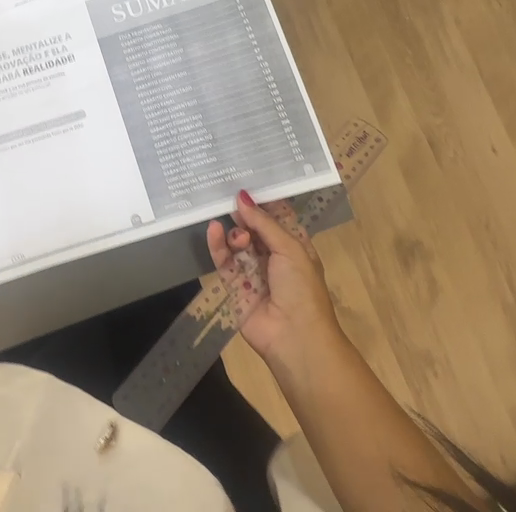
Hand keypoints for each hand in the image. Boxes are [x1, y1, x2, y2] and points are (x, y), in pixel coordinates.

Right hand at [206, 190, 345, 370]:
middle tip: (229, 199)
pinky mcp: (234, 285)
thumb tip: (242, 196)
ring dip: (234, 232)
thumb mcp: (290, 249)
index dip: (264, 200)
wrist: (294, 337)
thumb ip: (264, 222)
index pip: (278, 217)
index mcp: (294, 246)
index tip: (246, 178)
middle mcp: (273, 256)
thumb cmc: (302, 288)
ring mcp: (253, 271)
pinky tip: (213, 230)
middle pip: (254, 228)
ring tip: (236, 234)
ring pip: (237, 243)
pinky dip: (218, 245)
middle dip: (244, 214)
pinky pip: (224, 261)